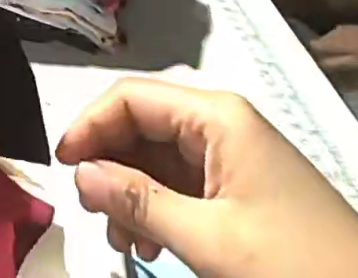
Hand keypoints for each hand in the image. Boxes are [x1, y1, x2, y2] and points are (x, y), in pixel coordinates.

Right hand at [55, 80, 357, 277]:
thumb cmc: (296, 268)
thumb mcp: (212, 241)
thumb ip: (141, 202)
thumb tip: (79, 171)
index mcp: (216, 115)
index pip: (134, 97)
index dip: (92, 124)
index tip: (61, 166)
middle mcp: (221, 121)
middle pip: (145, 121)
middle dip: (110, 159)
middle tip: (88, 209)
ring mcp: (232, 152)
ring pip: (160, 153)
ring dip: (131, 187)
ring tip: (119, 236)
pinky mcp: (241, 183)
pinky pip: (182, 179)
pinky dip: (157, 204)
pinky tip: (146, 240)